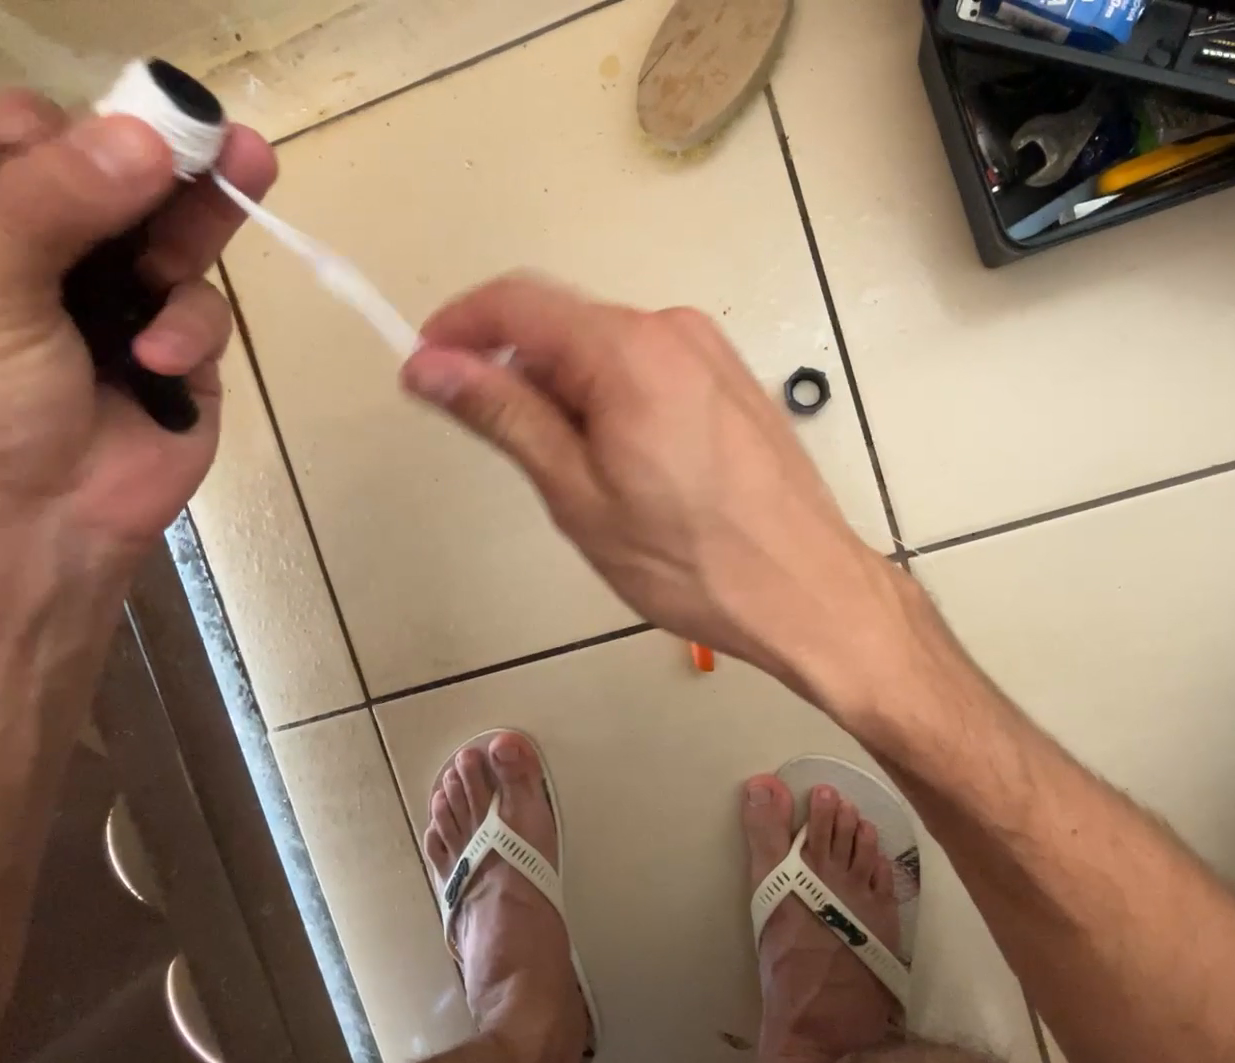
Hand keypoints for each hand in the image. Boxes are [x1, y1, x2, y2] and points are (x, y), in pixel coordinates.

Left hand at [0, 91, 277, 575]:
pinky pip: (207, 312)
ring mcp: (134, 302)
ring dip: (203, 222)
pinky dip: (191, 330)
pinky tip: (163, 358)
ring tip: (236, 188)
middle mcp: (65, 253)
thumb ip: (51, 204)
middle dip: (174, 157)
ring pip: (185, 236)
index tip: (111, 130)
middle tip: (229, 131)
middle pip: (129, 181)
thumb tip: (145, 136)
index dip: (73, 129)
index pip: (32, 142)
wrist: (39, 523)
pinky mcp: (189, 351)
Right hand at [402, 275, 902, 699]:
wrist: (808, 590)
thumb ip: (505, 417)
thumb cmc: (689, 560)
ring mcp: (712, 352)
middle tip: (513, 452)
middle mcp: (674, 330)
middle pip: (566, 324)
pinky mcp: (733, 379)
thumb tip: (430, 365)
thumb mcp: (579, 496)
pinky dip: (615, 399)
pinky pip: (650, 368)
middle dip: (520, 373)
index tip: (426, 371)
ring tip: (582, 476)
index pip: (518, 301)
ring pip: (607, 350)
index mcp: (630, 350)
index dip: (459, 327)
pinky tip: (629, 465)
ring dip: (569, 393)